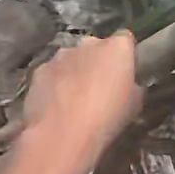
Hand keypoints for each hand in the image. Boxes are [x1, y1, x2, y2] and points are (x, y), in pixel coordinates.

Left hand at [17, 32, 141, 172]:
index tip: (124, 71)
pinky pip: (52, 73)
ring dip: (75, 71)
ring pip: (71, 58)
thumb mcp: (134, 105)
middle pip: (96, 47)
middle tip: (99, 86)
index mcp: (116, 48)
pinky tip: (55, 105)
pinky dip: (55, 83)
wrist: (62, 134)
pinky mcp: (40, 70)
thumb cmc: (107, 117)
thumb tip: (129, 85)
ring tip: (74, 99)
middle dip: (97, 61)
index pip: (125, 39)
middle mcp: (88, 43)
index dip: (124, 55)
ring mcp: (61, 55)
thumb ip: (132, 87)